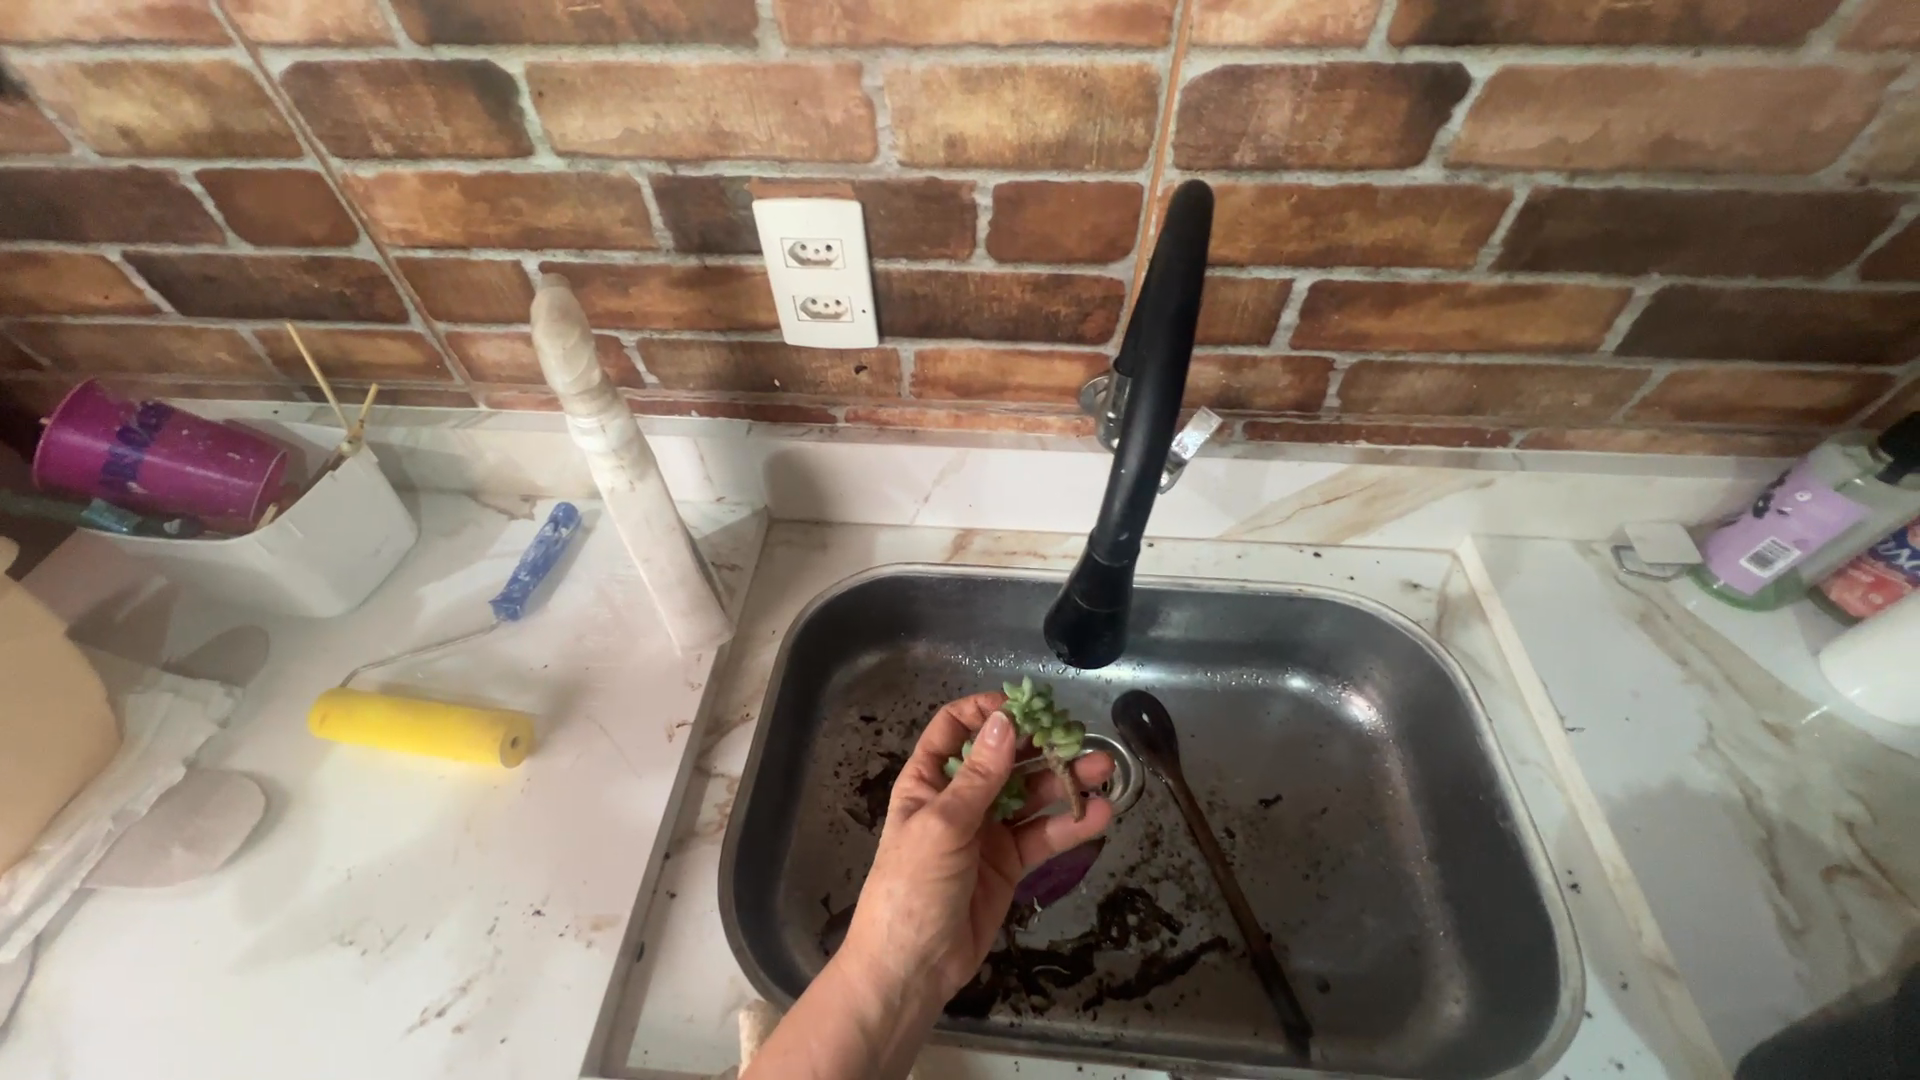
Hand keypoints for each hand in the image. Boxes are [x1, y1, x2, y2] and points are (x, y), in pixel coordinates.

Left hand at [839, 691, 1115, 1005]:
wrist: (911, 968)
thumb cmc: (912, 885)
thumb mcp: (943, 825)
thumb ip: (980, 776)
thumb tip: (1005, 720)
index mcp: (929, 778)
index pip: (956, 727)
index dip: (987, 712)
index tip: (1026, 707)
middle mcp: (959, 797)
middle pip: (1003, 757)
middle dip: (1039, 745)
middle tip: (1078, 737)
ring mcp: (987, 829)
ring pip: (1030, 794)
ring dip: (1064, 780)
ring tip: (1103, 769)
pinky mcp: (1009, 862)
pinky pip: (1042, 835)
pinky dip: (1069, 825)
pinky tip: (1099, 814)